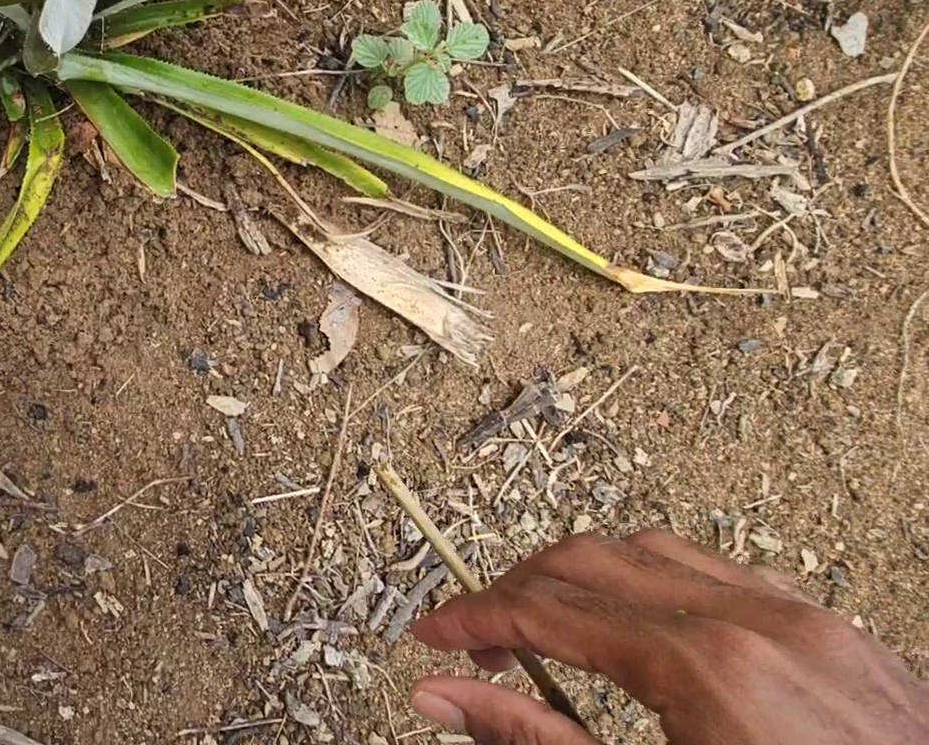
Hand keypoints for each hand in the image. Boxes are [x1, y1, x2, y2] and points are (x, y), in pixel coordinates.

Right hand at [408, 530, 928, 743]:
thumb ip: (534, 740)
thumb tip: (439, 694)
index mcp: (708, 669)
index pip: (542, 608)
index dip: (471, 617)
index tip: (433, 634)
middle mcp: (756, 625)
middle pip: (580, 560)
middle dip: (513, 590)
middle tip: (481, 637)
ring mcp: (808, 623)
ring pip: (643, 548)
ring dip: (578, 576)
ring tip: (551, 624)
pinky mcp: (841, 635)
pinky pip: (718, 571)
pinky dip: (651, 581)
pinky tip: (639, 626)